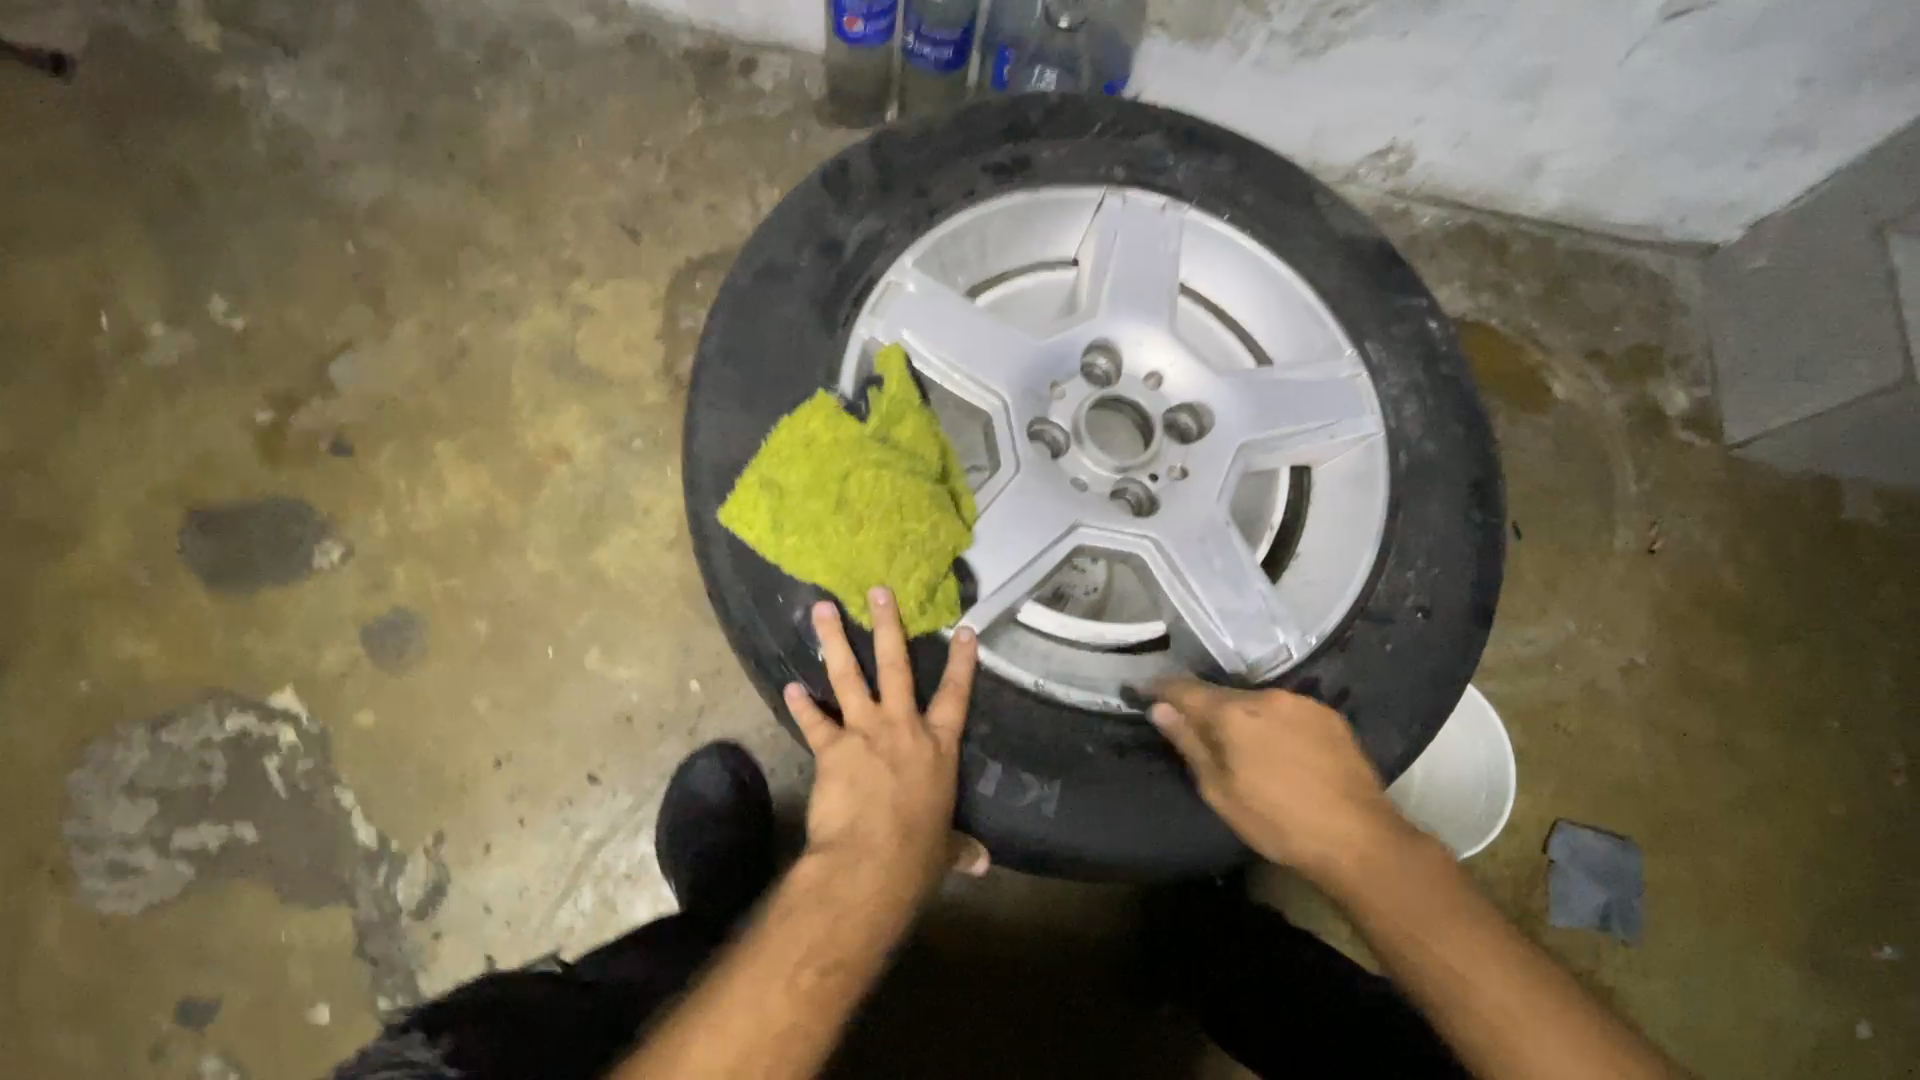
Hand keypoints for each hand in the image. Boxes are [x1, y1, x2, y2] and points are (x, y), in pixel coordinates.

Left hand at [784, 589, 988, 900]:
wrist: (871, 862)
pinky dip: (800, 705)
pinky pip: (814, 721)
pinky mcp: (831, 748)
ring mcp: (865, 733)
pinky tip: (789, 687)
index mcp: (938, 748)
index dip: (961, 662)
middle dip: (888, 625)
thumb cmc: (917, 855)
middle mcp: (903, 729)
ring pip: (849, 676)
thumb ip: (959, 847)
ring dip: (835, 640)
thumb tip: (982, 864)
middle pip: (897, 666)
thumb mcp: (944, 848)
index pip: (955, 695)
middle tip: (878, 590)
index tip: (964, 629)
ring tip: (821, 608)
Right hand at [1151, 679, 1414, 883]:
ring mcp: (1302, 703)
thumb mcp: (1219, 791)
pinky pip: (1286, 711)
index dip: (1161, 689)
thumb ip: (1189, 744)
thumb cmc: (1277, 822)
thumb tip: (1160, 709)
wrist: (1358, 838)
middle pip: (1222, 695)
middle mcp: (1267, 696)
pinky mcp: (1329, 716)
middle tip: (1192, 728)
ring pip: (1256, 702)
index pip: (1185, 689)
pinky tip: (1278, 749)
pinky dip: (1272, 723)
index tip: (1143, 691)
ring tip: (1239, 744)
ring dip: (1241, 716)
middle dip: (1204, 707)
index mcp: (1233, 714)